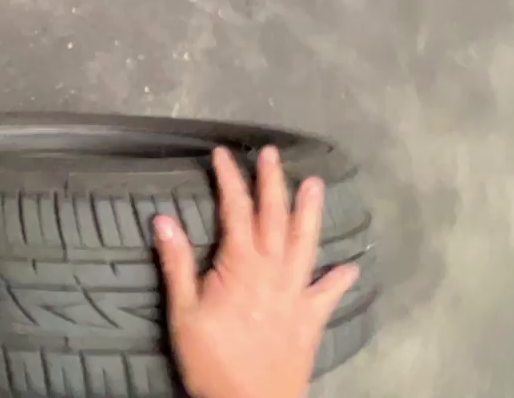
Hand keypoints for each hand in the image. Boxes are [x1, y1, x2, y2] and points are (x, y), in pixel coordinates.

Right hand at [152, 146, 358, 397]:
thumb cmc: (212, 360)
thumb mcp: (184, 312)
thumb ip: (176, 263)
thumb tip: (162, 218)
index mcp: (241, 265)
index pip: (236, 210)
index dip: (230, 179)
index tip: (223, 154)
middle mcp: (273, 272)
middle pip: (274, 217)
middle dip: (272, 182)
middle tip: (271, 153)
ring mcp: (296, 296)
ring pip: (304, 244)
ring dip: (309, 212)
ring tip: (315, 184)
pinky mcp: (310, 321)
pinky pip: (327, 296)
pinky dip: (339, 280)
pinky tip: (350, 266)